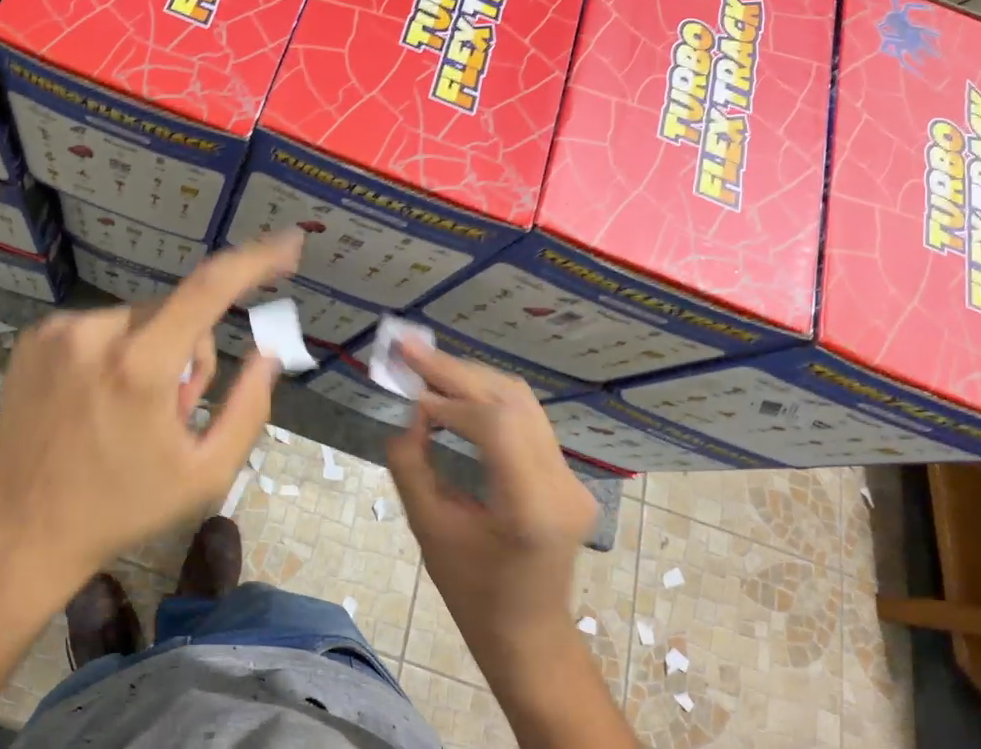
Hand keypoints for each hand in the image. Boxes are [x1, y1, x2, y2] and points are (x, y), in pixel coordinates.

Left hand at [0, 232, 303, 605]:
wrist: (21, 532)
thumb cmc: (121, 509)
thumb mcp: (203, 474)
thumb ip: (248, 408)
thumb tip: (268, 352)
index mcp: (140, 365)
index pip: (209, 289)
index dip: (255, 260)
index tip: (289, 244)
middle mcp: (95, 332)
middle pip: (174, 313)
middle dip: (189, 351)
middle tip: (174, 411)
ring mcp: (57, 331)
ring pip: (136, 319)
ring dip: (150, 352)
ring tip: (128, 412)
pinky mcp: (34, 338)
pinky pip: (98, 327)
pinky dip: (112, 352)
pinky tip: (96, 401)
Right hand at [386, 340, 600, 672]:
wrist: (525, 631)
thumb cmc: (470, 590)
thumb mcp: (428, 527)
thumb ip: (413, 464)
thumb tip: (410, 415)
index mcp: (530, 507)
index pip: (494, 424)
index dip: (448, 399)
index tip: (408, 395)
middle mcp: (562, 484)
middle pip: (512, 401)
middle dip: (456, 371)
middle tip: (408, 349)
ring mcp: (572, 478)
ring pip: (522, 403)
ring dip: (471, 379)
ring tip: (425, 364)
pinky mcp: (568, 475)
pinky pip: (526, 420)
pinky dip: (486, 399)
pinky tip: (453, 393)